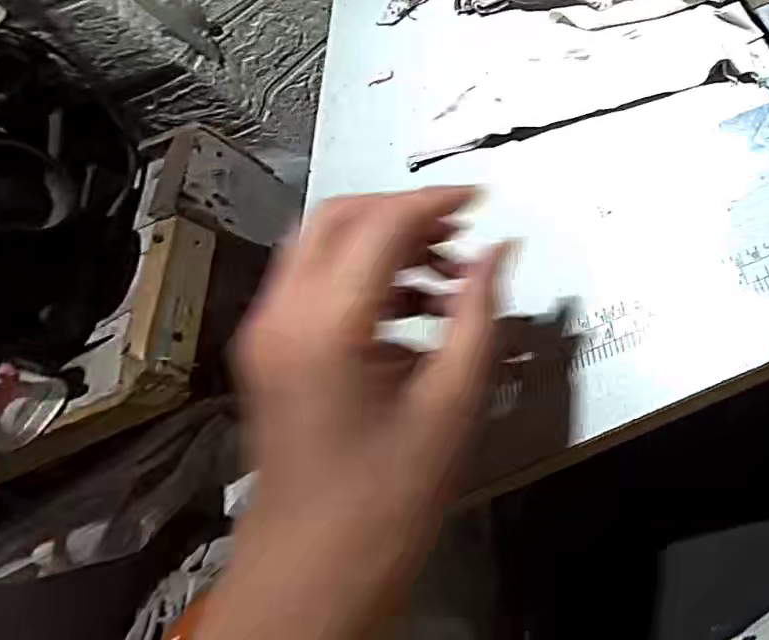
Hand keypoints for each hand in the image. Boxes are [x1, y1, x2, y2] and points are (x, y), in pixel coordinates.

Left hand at [201, 188, 508, 639]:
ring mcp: (270, 334)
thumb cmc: (392, 488)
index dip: (438, 200)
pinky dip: (373, 270)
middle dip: (408, 208)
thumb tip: (498, 250)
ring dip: (391, 239)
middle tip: (465, 223)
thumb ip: (480, 308)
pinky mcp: (276, 351)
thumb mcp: (457, 393)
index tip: (484, 199)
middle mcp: (283, 317)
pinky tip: (422, 302)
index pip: (383, 225)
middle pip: (339, 217)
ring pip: (325, 242)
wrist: (314, 569)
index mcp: (328, 326)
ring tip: (451, 267)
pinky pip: (321, 279)